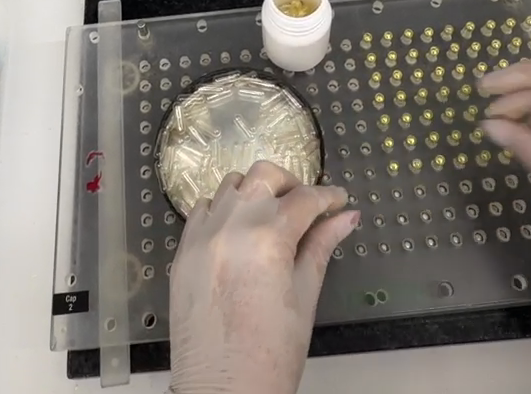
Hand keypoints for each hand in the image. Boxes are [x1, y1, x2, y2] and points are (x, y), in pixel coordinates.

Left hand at [168, 161, 359, 393]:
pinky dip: (223, 209)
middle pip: (264, 175)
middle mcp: (231, 224)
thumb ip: (322, 247)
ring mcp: (202, 234)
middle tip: (306, 206)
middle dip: (290, 184)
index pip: (304, 199)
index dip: (327, 196)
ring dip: (255, 192)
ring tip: (272, 217)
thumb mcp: (304, 298)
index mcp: (267, 237)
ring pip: (231, 185)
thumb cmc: (271, 355)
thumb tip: (347, 216)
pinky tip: (237, 230)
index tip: (340, 200)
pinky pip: (203, 208)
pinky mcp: (183, 248)